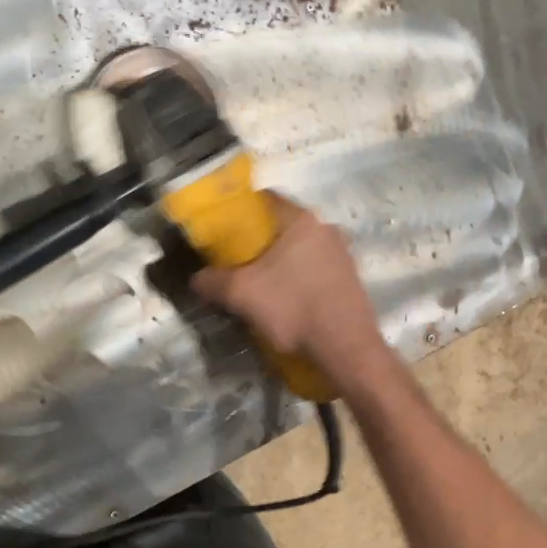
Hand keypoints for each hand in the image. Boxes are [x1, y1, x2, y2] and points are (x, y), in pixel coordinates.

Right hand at [191, 194, 398, 395]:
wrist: (345, 348)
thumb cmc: (293, 309)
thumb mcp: (242, 295)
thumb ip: (214, 281)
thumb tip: (196, 279)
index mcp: (301, 220)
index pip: (264, 199)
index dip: (239, 212)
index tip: (223, 231)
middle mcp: (326, 227)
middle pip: (283, 226)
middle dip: (259, 241)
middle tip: (237, 261)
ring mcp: (343, 253)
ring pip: (301, 248)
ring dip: (280, 262)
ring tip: (261, 284)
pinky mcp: (350, 278)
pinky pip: (316, 268)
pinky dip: (299, 277)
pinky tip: (288, 300)